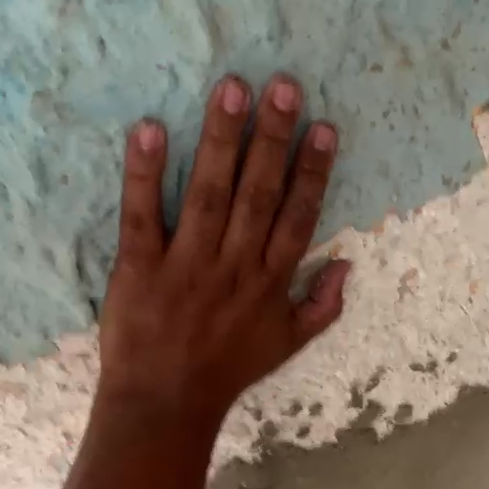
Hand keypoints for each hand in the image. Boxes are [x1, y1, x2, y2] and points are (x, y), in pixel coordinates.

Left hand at [95, 74, 349, 430]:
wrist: (166, 402)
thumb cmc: (228, 370)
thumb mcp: (287, 345)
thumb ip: (322, 307)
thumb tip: (349, 264)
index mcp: (270, 283)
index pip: (297, 218)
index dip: (311, 172)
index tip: (322, 127)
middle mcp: (234, 267)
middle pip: (258, 195)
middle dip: (272, 139)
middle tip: (283, 86)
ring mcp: (186, 265)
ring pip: (208, 195)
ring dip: (221, 141)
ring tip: (232, 90)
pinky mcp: (139, 266)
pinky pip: (142, 215)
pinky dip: (143, 174)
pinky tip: (149, 129)